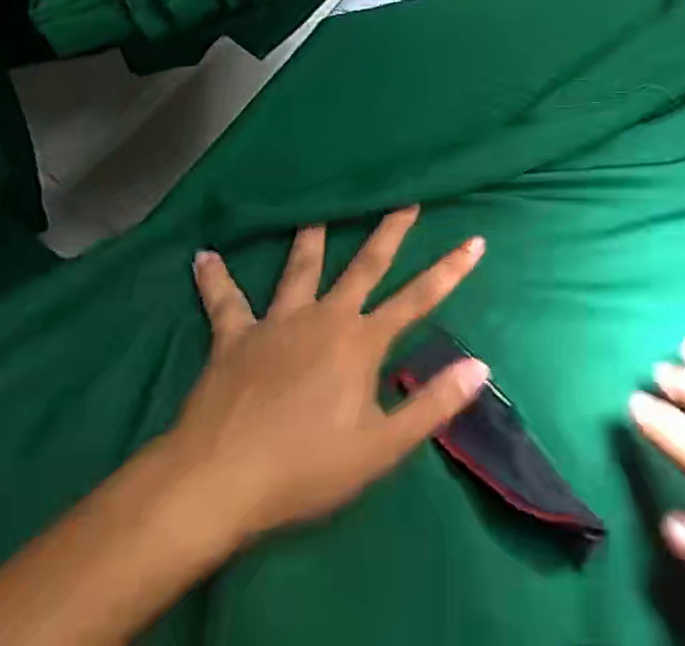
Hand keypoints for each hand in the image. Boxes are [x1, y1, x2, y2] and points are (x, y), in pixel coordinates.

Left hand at [163, 206, 490, 540]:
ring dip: (311, 238)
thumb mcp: (382, 446)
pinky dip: (214, 278)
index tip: (475, 241)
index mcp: (361, 342)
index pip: (418, 298)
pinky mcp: (232, 340)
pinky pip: (223, 302)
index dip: (451, 270)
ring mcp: (276, 325)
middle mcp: (324, 319)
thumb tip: (481, 366)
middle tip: (404, 200)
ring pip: (299, 269)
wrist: (214, 484)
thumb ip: (434, 404)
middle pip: (364, 266)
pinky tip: (203, 256)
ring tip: (316, 209)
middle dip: (388, 232)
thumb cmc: (305, 467)